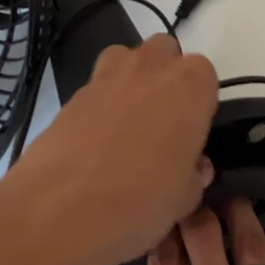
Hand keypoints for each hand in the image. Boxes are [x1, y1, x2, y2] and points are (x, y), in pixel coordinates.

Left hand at [0, 36, 219, 264]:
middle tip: (162, 126)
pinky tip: (95, 147)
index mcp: (191, 83)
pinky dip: (98, 108)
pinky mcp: (71, 95)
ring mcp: (107, 76)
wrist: (58, 211)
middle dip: (166, 78)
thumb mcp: (186, 198)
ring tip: (127, 126)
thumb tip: (192, 169)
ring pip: (126, 59)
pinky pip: (95, 90)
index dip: (199, 108)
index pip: (206, 79)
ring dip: (130, 80)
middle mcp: (151, 66)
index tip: (192, 139)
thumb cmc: (140, 199)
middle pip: (165, 53)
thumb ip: (195, 174)